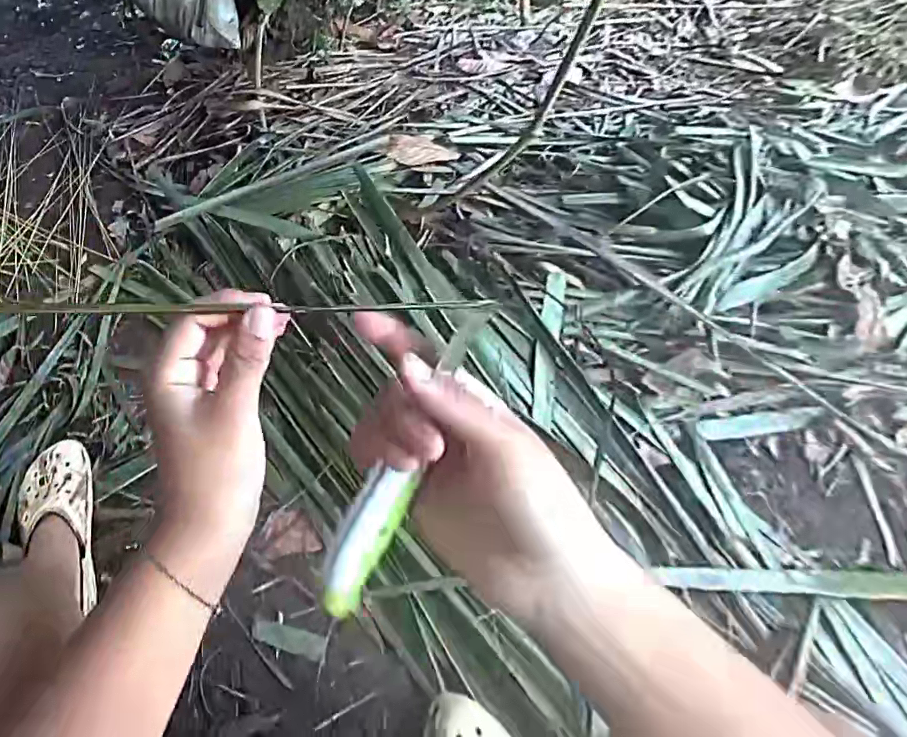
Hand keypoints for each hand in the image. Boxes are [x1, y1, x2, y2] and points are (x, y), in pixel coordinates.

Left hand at [139, 290, 289, 595]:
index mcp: (164, 370)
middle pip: (201, 326)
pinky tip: (267, 343)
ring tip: (282, 321)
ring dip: (243, 330)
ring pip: (214, 343)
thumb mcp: (234, 411)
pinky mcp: (204, 400)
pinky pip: (221, 363)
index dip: (226, 304)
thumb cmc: (216, 474)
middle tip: (280, 311)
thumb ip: (247, 359)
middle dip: (238, 314)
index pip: (190, 318)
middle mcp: (170, 372)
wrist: (206, 534)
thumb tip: (263, 311)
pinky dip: (243, 351)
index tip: (266, 302)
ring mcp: (187, 386)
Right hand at [347, 312, 640, 625]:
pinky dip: (371, 455)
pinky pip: (372, 457)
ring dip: (387, 435)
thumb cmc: (543, 507)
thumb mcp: (506, 448)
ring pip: (379, 422)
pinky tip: (388, 472)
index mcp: (470, 404)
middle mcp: (441, 424)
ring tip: (412, 467)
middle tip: (430, 450)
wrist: (546, 584)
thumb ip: (453, 407)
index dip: (392, 338)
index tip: (360, 322)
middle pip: (395, 393)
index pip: (426, 360)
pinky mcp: (406, 490)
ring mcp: (422, 457)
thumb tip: (406, 367)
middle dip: (402, 414)